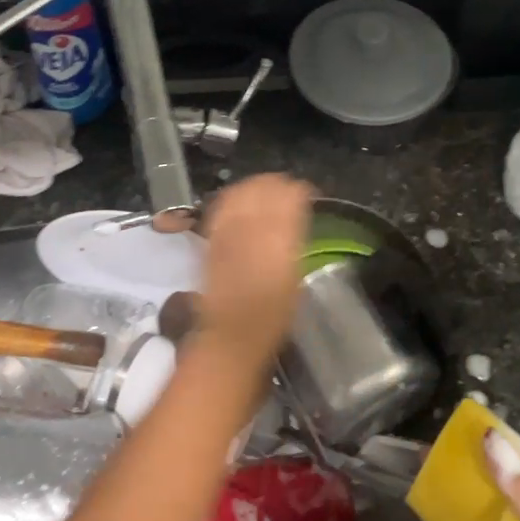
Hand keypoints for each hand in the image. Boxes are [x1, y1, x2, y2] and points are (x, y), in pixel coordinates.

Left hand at [194, 173, 313, 367]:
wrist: (232, 335)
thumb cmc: (273, 314)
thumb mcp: (295, 275)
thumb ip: (294, 240)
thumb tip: (297, 214)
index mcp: (280, 237)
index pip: (290, 195)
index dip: (299, 189)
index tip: (308, 193)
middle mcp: (252, 226)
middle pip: (263, 186)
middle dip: (277, 184)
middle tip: (288, 190)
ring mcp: (228, 230)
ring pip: (241, 191)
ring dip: (255, 186)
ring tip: (265, 191)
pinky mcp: (211, 238)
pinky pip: (222, 206)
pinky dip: (234, 198)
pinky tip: (240, 203)